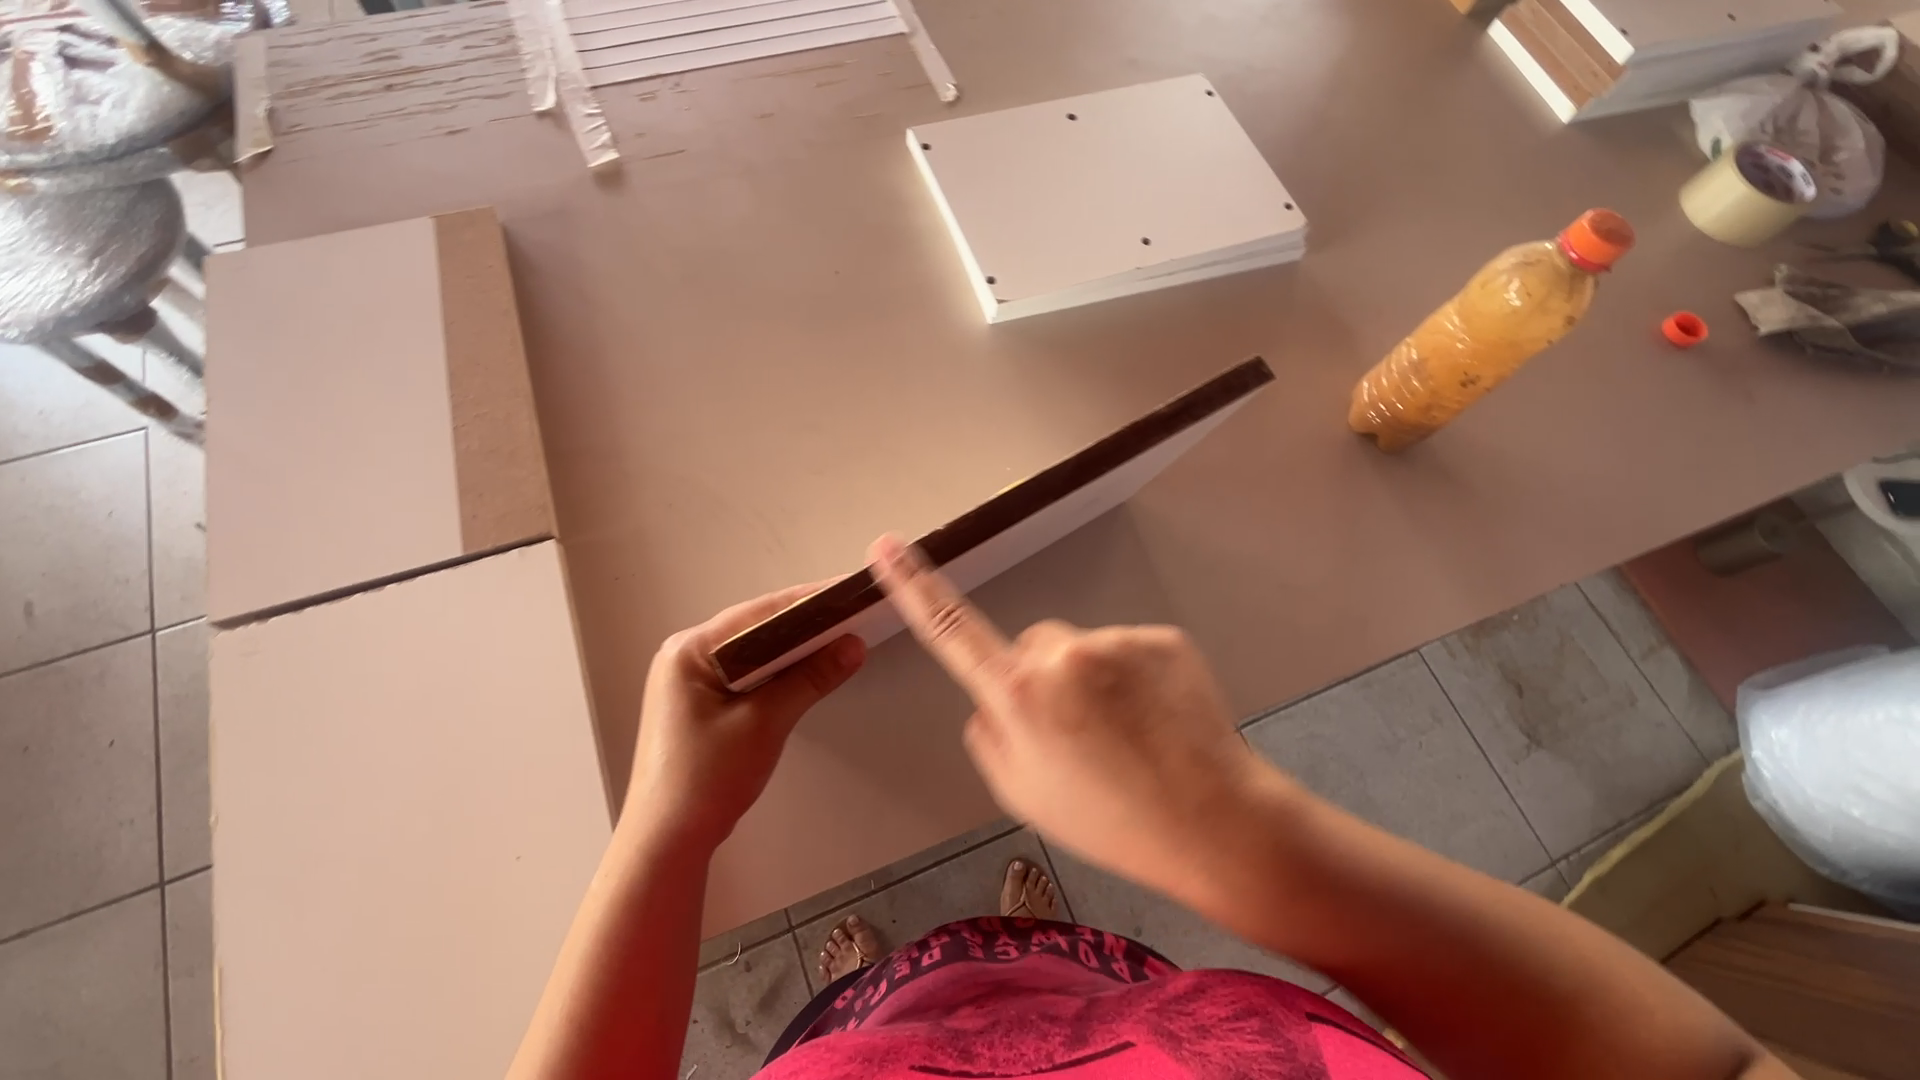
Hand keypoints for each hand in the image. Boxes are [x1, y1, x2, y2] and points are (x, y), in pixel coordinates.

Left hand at [626, 582, 865, 851]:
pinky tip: (808, 669)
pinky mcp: (702, 702)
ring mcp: (691, 680)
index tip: (847, 592)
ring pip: (754, 651)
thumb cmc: (705, 779)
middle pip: (755, 628)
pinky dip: (779, 670)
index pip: (759, 614)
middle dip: (804, 623)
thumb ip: (810, 679)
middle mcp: (685, 656)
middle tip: (851, 612)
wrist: (669, 839)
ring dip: (793, 647)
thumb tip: (852, 646)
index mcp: (689, 650)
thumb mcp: (765, 723)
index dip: (807, 602)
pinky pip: (749, 672)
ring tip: (839, 635)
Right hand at [867, 535, 1269, 896]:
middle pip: (1032, 647)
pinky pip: (1128, 650)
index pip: (951, 629)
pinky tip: (1158, 723)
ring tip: (1127, 738)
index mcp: (1017, 695)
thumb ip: (989, 734)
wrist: (1214, 823)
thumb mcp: (1019, 793)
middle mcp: (1062, 654)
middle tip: (1078, 737)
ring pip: (1082, 650)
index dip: (914, 586)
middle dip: (1040, 678)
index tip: (886, 546)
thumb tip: (991, 699)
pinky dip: (1135, 679)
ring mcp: (1117, 640)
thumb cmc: (1108, 821)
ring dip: (1091, 682)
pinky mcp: (1163, 638)